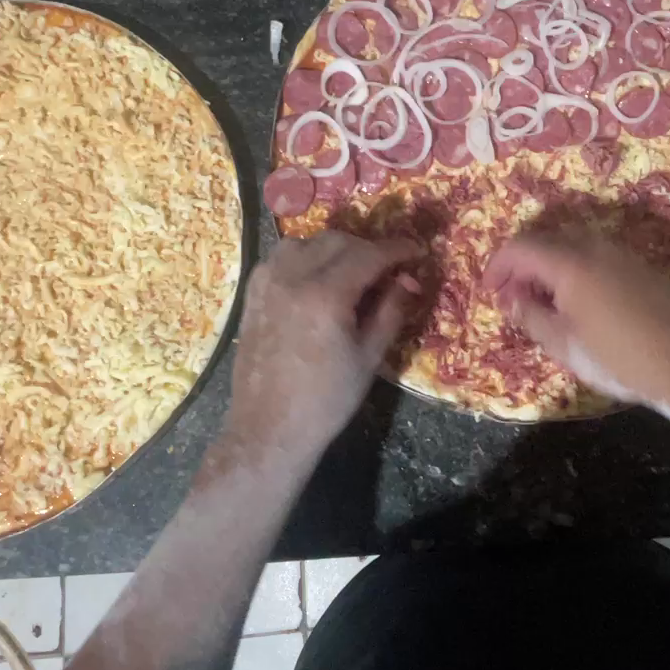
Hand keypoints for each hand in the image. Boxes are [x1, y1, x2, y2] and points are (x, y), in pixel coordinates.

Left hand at [228, 232, 422, 456]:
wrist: (269, 429)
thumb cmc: (327, 399)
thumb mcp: (370, 356)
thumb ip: (391, 310)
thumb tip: (409, 280)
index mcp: (325, 295)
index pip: (368, 254)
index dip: (397, 249)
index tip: (416, 250)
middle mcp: (292, 278)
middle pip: (338, 241)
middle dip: (368, 248)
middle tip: (388, 268)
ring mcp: (267, 283)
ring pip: (307, 242)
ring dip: (335, 248)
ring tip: (352, 272)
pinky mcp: (253, 293)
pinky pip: (282, 257)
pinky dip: (305, 257)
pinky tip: (318, 278)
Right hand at [482, 231, 669, 469]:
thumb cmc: (619, 359)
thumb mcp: (564, 345)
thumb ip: (530, 316)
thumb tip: (510, 300)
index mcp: (571, 264)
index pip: (521, 247)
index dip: (498, 266)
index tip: (489, 291)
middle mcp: (596, 248)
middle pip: (547, 242)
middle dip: (523, 267)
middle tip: (513, 300)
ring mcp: (623, 255)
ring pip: (574, 247)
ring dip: (551, 268)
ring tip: (544, 304)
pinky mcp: (643, 268)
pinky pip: (598, 258)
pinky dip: (577, 271)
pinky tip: (580, 304)